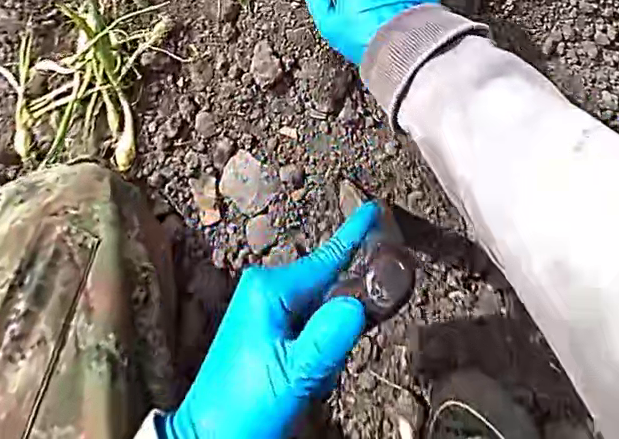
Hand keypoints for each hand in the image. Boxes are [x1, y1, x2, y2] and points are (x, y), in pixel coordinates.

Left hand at [159, 204, 380, 438]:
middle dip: (342, 316)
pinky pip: (308, 322)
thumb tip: (357, 305)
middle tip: (337, 355)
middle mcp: (267, 286)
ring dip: (328, 339)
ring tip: (313, 378)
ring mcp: (265, 305)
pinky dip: (317, 345)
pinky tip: (307, 376)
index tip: (376, 208)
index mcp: (271, 288)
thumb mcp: (292, 378)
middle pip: (329, 285)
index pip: (327, 258)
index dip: (356, 234)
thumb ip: (327, 339)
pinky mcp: (265, 324)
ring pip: (321, 308)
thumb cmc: (242, 410)